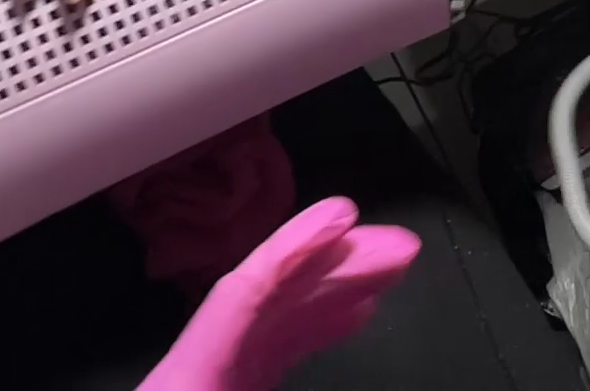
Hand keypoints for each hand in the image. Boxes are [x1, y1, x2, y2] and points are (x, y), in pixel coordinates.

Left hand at [139, 197, 419, 390]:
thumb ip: (281, 372)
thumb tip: (358, 325)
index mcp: (189, 383)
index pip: (242, 295)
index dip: (297, 246)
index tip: (347, 215)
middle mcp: (198, 372)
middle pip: (268, 297)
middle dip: (336, 265)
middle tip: (400, 248)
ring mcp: (212, 384)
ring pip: (276, 322)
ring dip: (334, 292)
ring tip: (389, 273)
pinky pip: (274, 353)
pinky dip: (316, 329)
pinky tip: (354, 316)